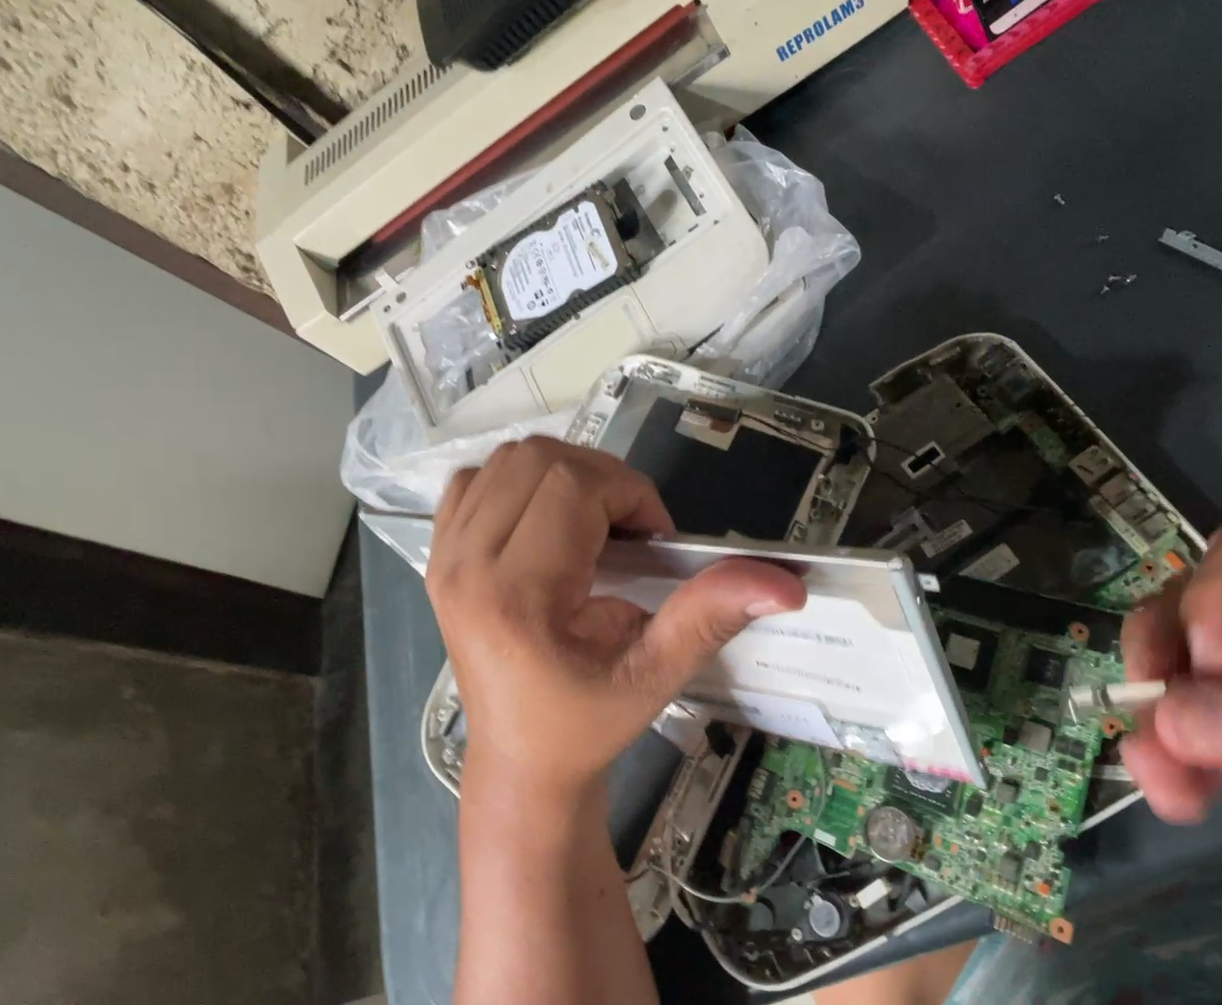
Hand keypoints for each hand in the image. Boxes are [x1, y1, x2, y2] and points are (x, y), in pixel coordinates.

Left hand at [428, 437, 804, 795]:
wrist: (521, 761)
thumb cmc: (587, 723)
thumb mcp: (655, 675)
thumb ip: (710, 616)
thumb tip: (784, 583)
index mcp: (516, 595)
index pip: (573, 487)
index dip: (630, 494)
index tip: (655, 540)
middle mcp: (466, 565)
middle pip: (540, 460)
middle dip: (603, 480)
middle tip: (631, 531)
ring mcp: (443, 557)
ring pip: (508, 459)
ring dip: (564, 475)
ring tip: (594, 524)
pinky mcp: (438, 556)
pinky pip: (474, 479)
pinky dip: (517, 482)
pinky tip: (546, 522)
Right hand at [1119, 525, 1221, 992]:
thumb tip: (1168, 715)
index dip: (1213, 595)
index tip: (1211, 663)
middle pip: (1201, 608)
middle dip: (1165, 653)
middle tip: (1147, 705)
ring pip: (1193, 675)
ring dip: (1162, 718)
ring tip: (1157, 774)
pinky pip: (1211, 735)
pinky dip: (1184, 761)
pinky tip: (1179, 798)